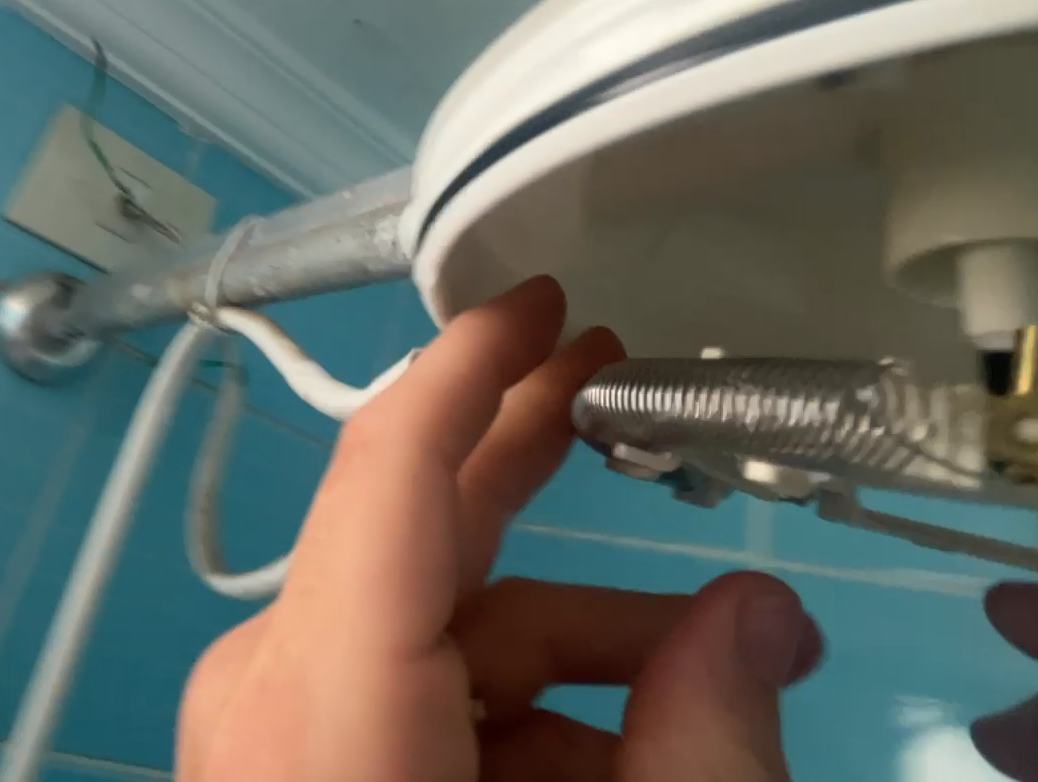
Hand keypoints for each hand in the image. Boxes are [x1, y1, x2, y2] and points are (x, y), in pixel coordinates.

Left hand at [177, 276, 823, 780]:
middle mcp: (277, 678)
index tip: (533, 299)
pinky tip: (629, 736)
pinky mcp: (294, 742)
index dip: (468, 363)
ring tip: (712, 653)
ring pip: (441, 615)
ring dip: (568, 625)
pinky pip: (420, 679)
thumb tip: (763, 615)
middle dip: (516, 434)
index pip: (388, 464)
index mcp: (327, 697)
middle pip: (414, 510)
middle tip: (596, 361)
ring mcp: (274, 710)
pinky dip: (519, 693)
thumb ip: (703, 746)